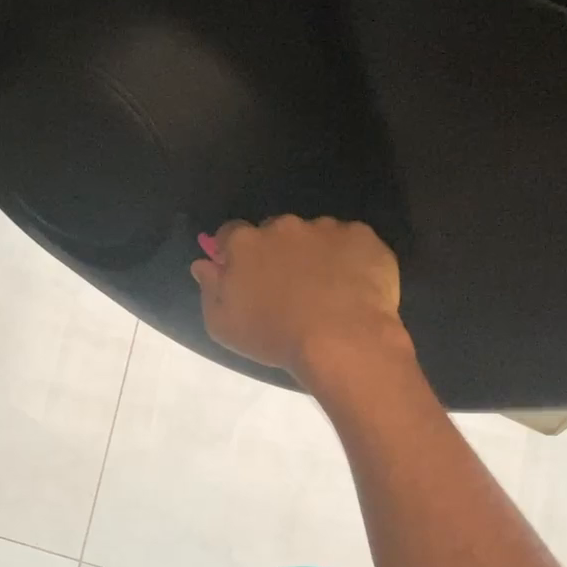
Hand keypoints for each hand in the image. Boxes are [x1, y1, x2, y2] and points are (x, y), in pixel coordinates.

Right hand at [190, 215, 409, 392]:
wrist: (342, 340)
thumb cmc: (274, 336)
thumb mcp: (223, 325)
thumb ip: (209, 289)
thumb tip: (203, 265)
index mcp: (245, 244)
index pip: (229, 233)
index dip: (233, 251)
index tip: (241, 272)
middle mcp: (283, 227)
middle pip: (273, 231)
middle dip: (276, 251)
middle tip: (285, 286)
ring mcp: (326, 228)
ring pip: (314, 235)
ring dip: (313, 253)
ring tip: (324, 290)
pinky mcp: (363, 237)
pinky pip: (350, 242)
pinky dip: (349, 258)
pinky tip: (351, 287)